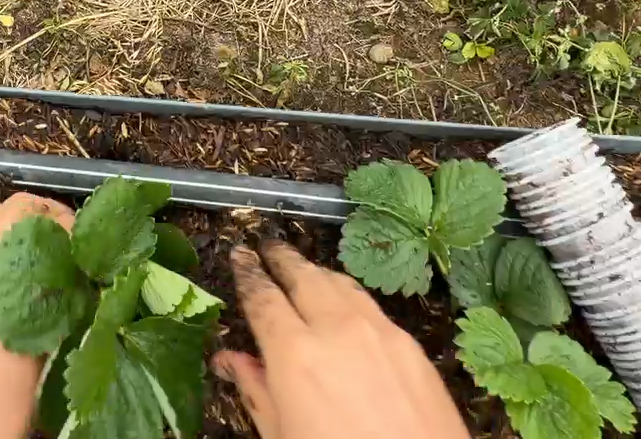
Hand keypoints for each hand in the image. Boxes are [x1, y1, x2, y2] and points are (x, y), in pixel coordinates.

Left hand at [0, 191, 75, 438]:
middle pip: (9, 225)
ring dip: (29, 261)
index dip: (63, 220)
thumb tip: (89, 274)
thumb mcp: (39, 350)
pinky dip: (6, 281)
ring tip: (58, 295)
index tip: (86, 253)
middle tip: (79, 271)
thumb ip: (63, 298)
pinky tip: (28, 317)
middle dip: (49, 240)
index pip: (25, 208)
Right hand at [214, 241, 470, 438]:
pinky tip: (345, 305)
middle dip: (281, 258)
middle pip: (302, 275)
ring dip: (315, 272)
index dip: (247, 273)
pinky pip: (369, 304)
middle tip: (267, 248)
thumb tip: (230, 359)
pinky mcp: (410, 343)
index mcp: (295, 354)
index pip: (262, 297)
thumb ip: (256, 392)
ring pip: (338, 282)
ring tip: (302, 270)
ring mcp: (378, 331)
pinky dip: (347, 294)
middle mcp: (335, 328)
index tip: (239, 256)